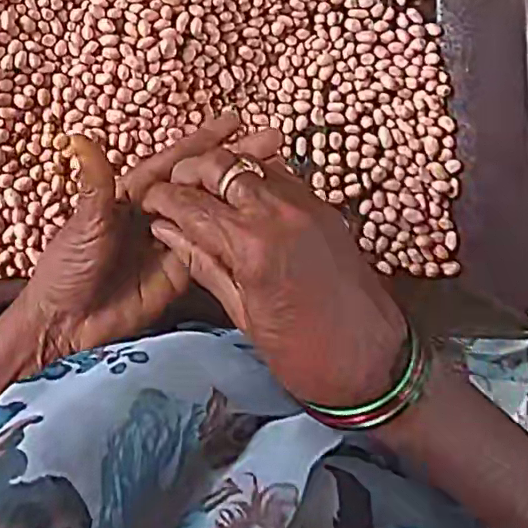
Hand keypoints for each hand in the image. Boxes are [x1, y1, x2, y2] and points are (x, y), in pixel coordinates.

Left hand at [2, 114, 249, 369]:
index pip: (174, 161)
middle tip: (273, 142)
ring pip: (211, 214)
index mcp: (131, 194)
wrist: (66, 324)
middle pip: (202, 183)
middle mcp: (155, 214)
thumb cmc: (66, 266)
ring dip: (240, 196)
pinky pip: (209, 251)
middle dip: (235, 163)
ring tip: (277, 178)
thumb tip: (79, 139)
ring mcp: (169, 244)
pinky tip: (258, 225)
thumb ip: (93, 184)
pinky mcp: (178, 275)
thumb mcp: (83, 222)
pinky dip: (232, 237)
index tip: (235, 121)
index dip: (205, 141)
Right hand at [142, 131, 408, 407]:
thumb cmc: (304, 354)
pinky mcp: (321, 206)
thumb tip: (164, 230)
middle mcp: (276, 213)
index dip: (161, 198)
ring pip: (248, 160)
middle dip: (187, 172)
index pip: (190, 203)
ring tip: (202, 188)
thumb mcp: (242, 314)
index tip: (148, 201)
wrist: (379, 367)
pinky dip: (252, 174)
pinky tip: (239, 194)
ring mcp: (303, 204)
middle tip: (173, 190)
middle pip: (217, 165)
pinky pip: (277, 172)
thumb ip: (201, 261)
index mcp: (250, 245)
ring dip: (219, 168)